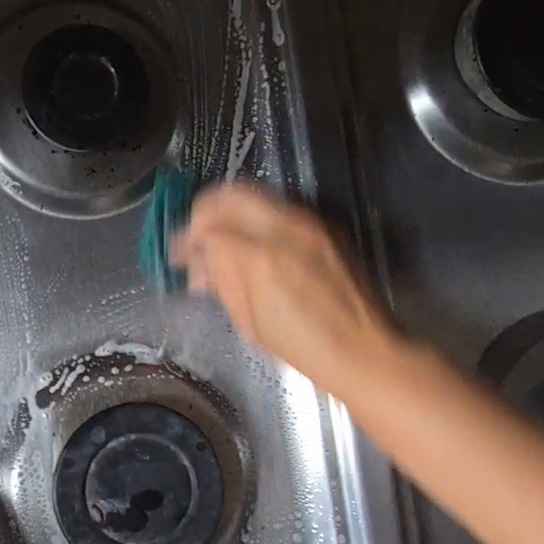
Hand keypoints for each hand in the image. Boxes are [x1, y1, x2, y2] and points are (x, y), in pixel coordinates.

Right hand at [171, 183, 399, 393]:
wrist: (364, 349)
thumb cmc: (304, 346)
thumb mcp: (249, 321)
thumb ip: (223, 281)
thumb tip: (203, 262)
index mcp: (261, 256)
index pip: (209, 228)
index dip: (187, 240)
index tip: (180, 255)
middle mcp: (286, 229)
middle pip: (231, 194)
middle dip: (205, 212)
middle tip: (196, 236)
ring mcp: (310, 224)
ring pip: (256, 196)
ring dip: (231, 212)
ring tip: (223, 242)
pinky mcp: (325, 229)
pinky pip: (280, 210)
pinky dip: (257, 220)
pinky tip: (254, 248)